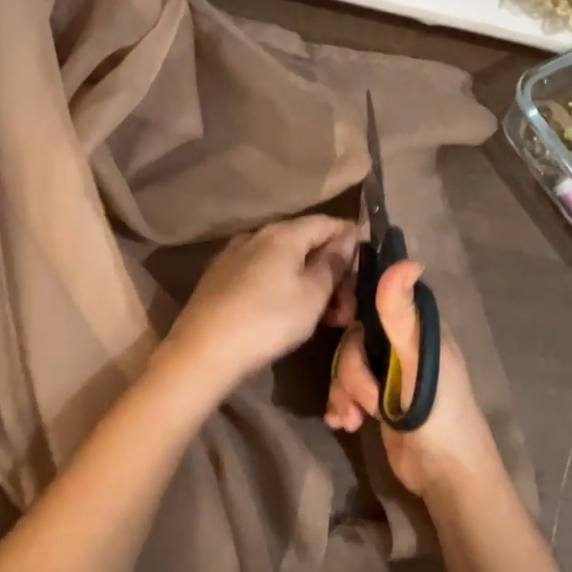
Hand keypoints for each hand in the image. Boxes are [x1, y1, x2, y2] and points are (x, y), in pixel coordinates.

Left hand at [164, 215, 360, 387]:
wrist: (204, 349)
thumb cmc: (267, 320)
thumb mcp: (312, 296)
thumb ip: (332, 264)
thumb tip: (346, 238)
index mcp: (282, 233)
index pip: (326, 222)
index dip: (349, 236)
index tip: (367, 258)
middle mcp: (256, 235)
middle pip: (303, 242)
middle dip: (330, 268)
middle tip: (347, 304)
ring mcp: (234, 255)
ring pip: (282, 260)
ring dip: (308, 281)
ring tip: (324, 315)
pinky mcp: (219, 277)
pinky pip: (262, 272)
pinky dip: (282, 285)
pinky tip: (288, 311)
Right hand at [324, 260, 501, 498]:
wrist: (446, 477)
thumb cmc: (439, 413)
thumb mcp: (417, 359)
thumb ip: (402, 313)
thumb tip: (407, 258)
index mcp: (417, 327)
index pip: (377, 297)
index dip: (353, 306)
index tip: (338, 320)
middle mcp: (403, 344)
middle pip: (355, 337)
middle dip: (350, 370)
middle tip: (363, 400)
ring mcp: (390, 373)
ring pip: (347, 364)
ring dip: (344, 392)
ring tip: (351, 419)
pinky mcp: (379, 400)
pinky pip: (347, 389)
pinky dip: (341, 404)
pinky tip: (343, 423)